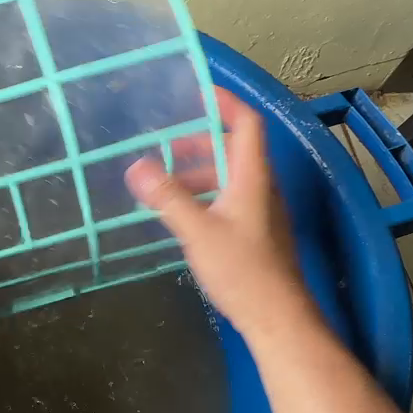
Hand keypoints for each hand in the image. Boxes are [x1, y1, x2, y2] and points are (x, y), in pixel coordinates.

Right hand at [125, 91, 315, 336]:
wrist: (277, 317)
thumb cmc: (241, 270)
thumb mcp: (197, 231)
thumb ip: (167, 197)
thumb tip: (136, 166)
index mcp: (252, 177)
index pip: (246, 124)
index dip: (224, 103)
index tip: (195, 94)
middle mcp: (261, 188)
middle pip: (234, 150)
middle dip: (199, 144)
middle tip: (163, 149)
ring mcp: (262, 212)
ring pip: (231, 177)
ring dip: (199, 173)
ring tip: (164, 186)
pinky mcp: (257, 234)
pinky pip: (230, 200)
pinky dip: (205, 196)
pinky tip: (182, 216)